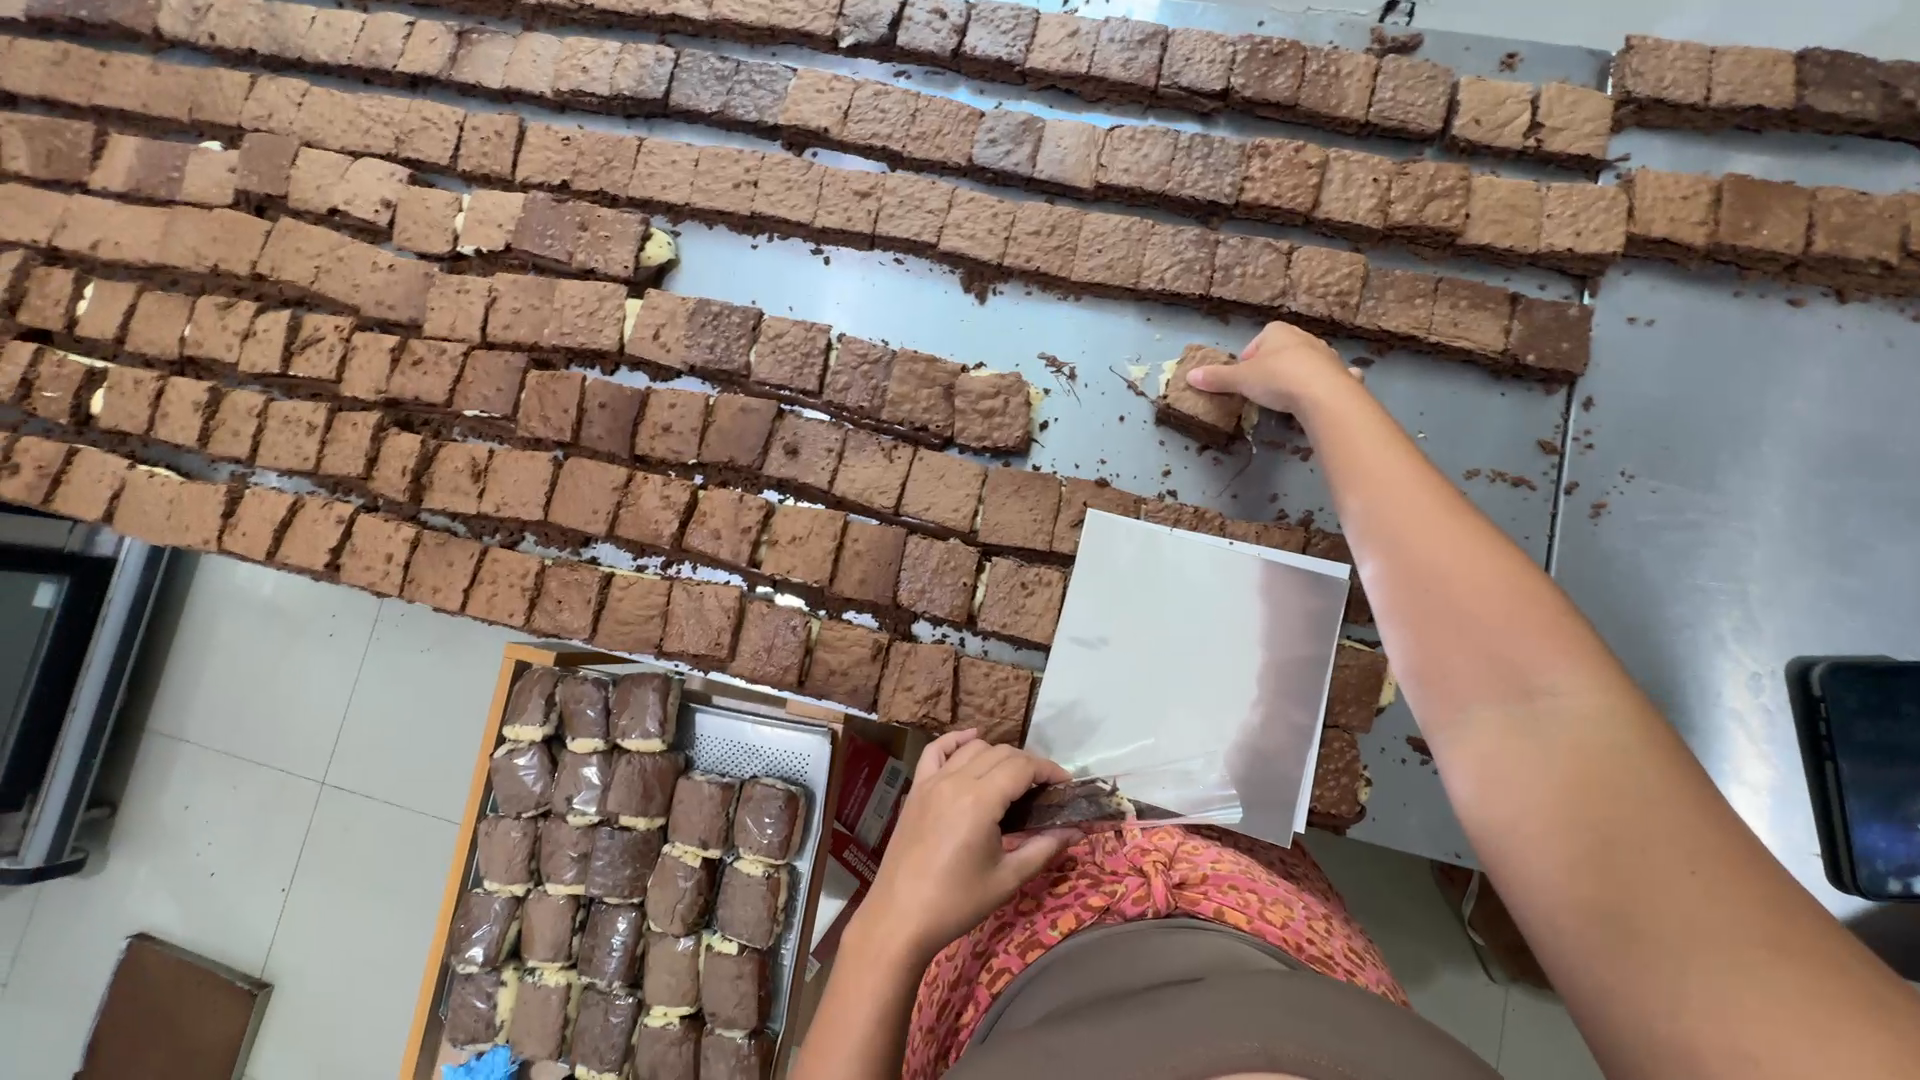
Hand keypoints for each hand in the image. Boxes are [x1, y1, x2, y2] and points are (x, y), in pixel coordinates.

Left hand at [858, 731, 1076, 961]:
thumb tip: (1076, 831)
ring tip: (1014, 779)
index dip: (1048, 770)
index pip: (1022, 767)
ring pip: (972, 749)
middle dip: (1028, 764)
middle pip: (1000, 753)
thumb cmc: (957, 902)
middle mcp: (955, 781)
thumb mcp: (1007, 878)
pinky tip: (971, 740)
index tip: (1065, 785)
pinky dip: (955, 741)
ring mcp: (931, 782)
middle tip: (1044, 790)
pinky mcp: (916, 790)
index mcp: (980, 800)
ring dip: (998, 755)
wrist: (900, 917)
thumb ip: (1043, 848)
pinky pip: (935, 751)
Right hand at [1186, 320, 1361, 415]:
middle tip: (1262, 387)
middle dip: (1273, 365)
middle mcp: (1303, 337)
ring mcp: (1325, 354)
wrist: (1323, 394)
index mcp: (1277, 332)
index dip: (1249, 357)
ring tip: (1286, 395)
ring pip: (1306, 360)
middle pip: (1282, 349)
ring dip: (1297, 373)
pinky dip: (1325, 382)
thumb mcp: (1240, 379)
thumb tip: (1190, 376)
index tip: (1244, 375)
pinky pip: (1330, 375)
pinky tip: (1321, 394)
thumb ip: (1217, 378)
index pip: (1258, 340)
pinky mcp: (1340, 373)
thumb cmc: (1276, 378)